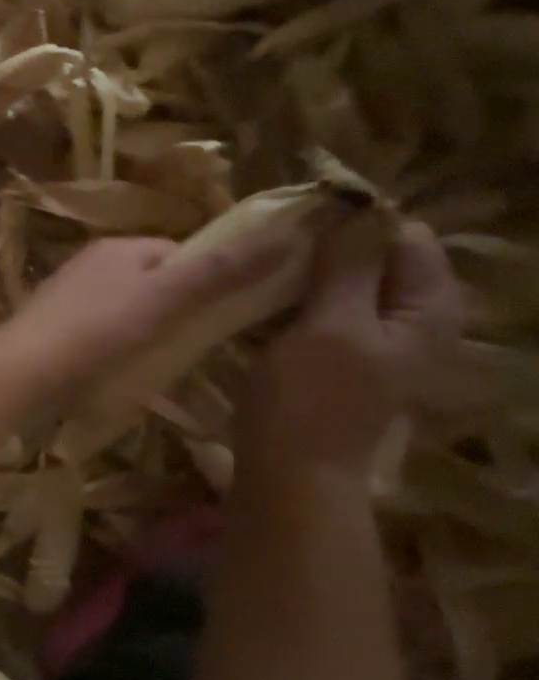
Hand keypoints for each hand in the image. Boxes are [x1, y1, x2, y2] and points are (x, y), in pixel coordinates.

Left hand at [0, 230, 295, 388]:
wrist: (21, 370)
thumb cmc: (97, 327)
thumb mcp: (167, 295)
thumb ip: (222, 269)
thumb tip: (291, 236)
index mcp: (117, 246)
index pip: (181, 250)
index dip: (212, 275)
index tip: (234, 308)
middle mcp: (90, 264)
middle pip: (155, 280)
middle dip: (182, 305)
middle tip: (204, 338)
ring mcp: (68, 298)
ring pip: (129, 308)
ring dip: (153, 329)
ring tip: (169, 357)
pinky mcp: (54, 331)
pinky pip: (103, 332)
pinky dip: (121, 345)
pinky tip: (128, 367)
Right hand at [235, 220, 463, 481]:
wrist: (289, 472)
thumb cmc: (311, 400)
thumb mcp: (330, 326)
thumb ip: (348, 267)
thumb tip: (353, 207)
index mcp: (428, 307)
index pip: (403, 235)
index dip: (352, 223)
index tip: (294, 222)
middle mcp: (408, 317)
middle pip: (370, 258)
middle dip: (318, 248)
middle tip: (265, 247)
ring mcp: (368, 339)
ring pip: (335, 284)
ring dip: (295, 275)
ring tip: (252, 271)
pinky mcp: (331, 356)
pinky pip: (313, 310)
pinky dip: (286, 301)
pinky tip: (251, 302)